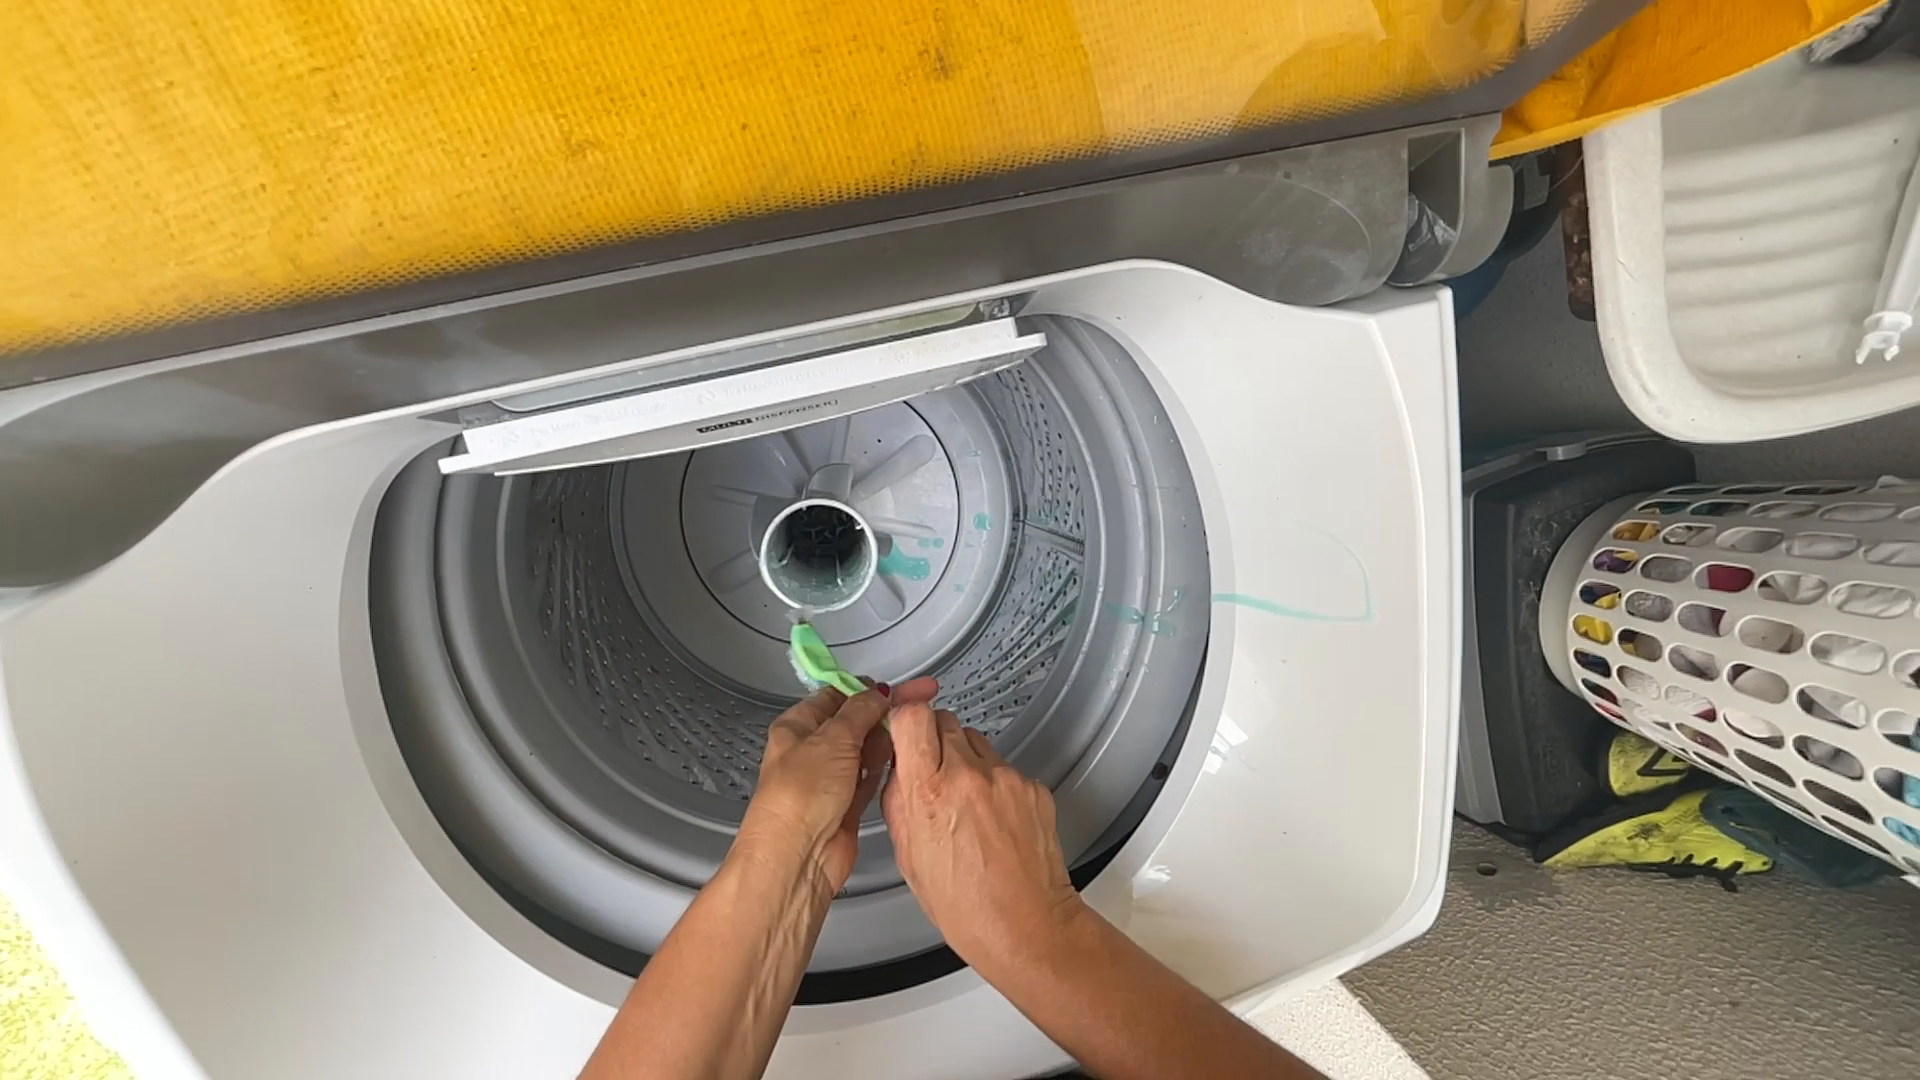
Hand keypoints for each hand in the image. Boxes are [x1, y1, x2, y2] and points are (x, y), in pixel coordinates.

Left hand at [737, 677, 938, 897]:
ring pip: (866, 748)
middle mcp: (812, 750)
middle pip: (855, 721)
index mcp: (797, 727)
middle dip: (884, 712)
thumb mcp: (833, 738)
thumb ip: (860, 710)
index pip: (835, 696)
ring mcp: (831, 778)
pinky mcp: (848, 803)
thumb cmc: (801, 794)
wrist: (799, 857)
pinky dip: (886, 767)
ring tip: (915, 729)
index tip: (899, 685)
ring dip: (886, 740)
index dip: (866, 689)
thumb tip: (879, 693)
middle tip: (921, 700)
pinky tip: (905, 756)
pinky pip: (872, 776)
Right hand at [882, 703, 1085, 972]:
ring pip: (975, 740)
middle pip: (944, 719)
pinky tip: (994, 818)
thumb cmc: (966, 907)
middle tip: (934, 771)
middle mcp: (969, 775)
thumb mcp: (909, 857)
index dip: (905, 717)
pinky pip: (1004, 766)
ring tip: (966, 802)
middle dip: (933, 739)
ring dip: (965, 759)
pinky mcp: (1033, 785)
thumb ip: (898, 801)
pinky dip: (995, 782)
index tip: (903, 729)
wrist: (1028, 928)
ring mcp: (1006, 778)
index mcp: (930, 793)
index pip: (913, 716)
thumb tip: (898, 765)